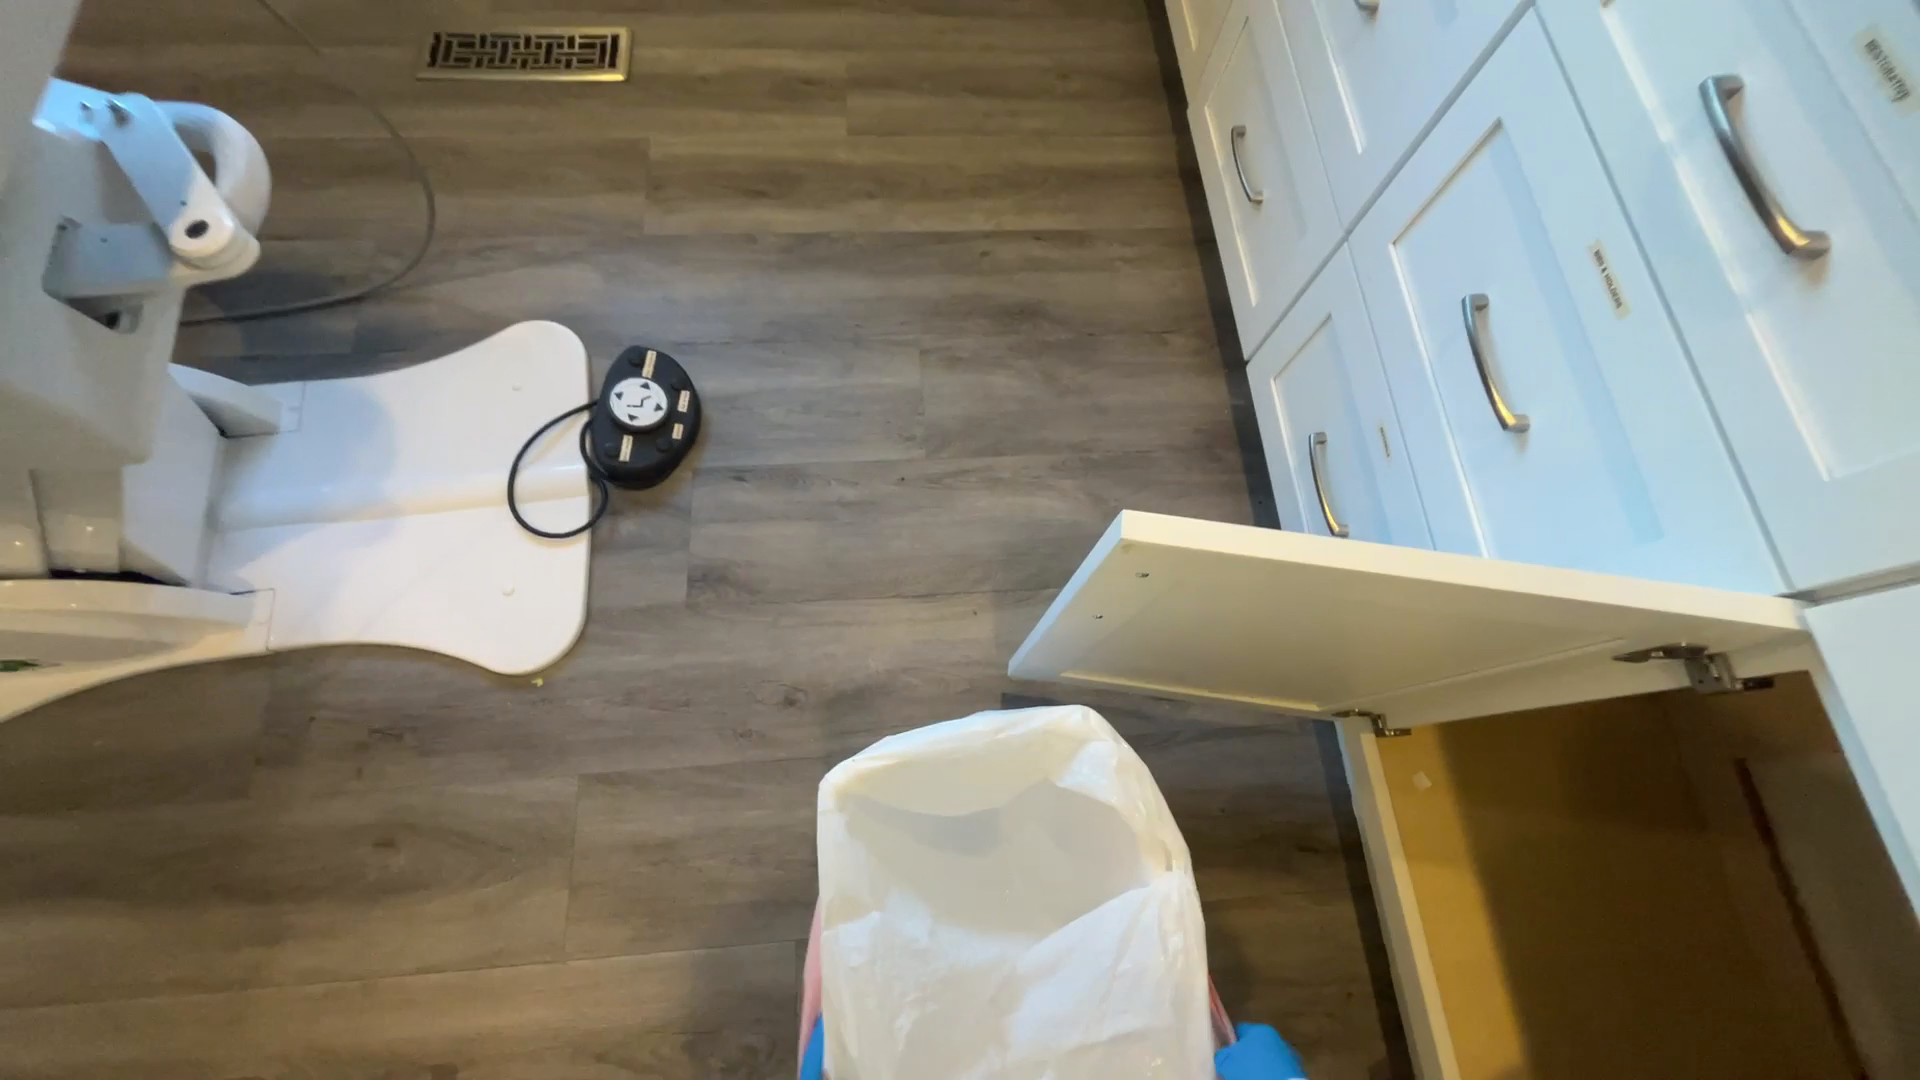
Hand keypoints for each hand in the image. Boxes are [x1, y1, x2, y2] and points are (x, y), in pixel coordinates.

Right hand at [1215, 1023, 1307, 1079]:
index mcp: (1260, 1029)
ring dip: (1262, 1067)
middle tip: (1238, 1069)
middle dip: (1248, 1056)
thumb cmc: (1252, 1070)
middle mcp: (1277, 1038)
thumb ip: (1222, 1054)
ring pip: (1269, 1059)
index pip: (1240, 1030)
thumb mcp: (1227, 1062)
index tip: (1226, 1055)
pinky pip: (1279, 1071)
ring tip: (1252, 1076)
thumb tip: (1222, 1056)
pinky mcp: (1298, 1072)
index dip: (1231, 1043)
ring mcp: (1290, 1056)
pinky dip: (1273, 1075)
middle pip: (1256, 1045)